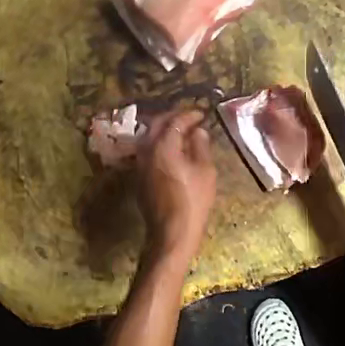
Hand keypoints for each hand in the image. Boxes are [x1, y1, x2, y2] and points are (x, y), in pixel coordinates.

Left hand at [139, 109, 216, 269]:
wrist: (171, 231)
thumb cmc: (193, 200)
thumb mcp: (205, 171)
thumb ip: (200, 146)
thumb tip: (198, 131)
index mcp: (162, 146)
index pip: (174, 121)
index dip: (189, 115)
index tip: (202, 114)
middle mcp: (146, 151)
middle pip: (156, 125)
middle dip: (173, 118)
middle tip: (190, 118)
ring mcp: (140, 164)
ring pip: (149, 137)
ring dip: (164, 130)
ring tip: (182, 132)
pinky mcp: (140, 177)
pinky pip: (148, 151)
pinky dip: (160, 144)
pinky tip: (173, 150)